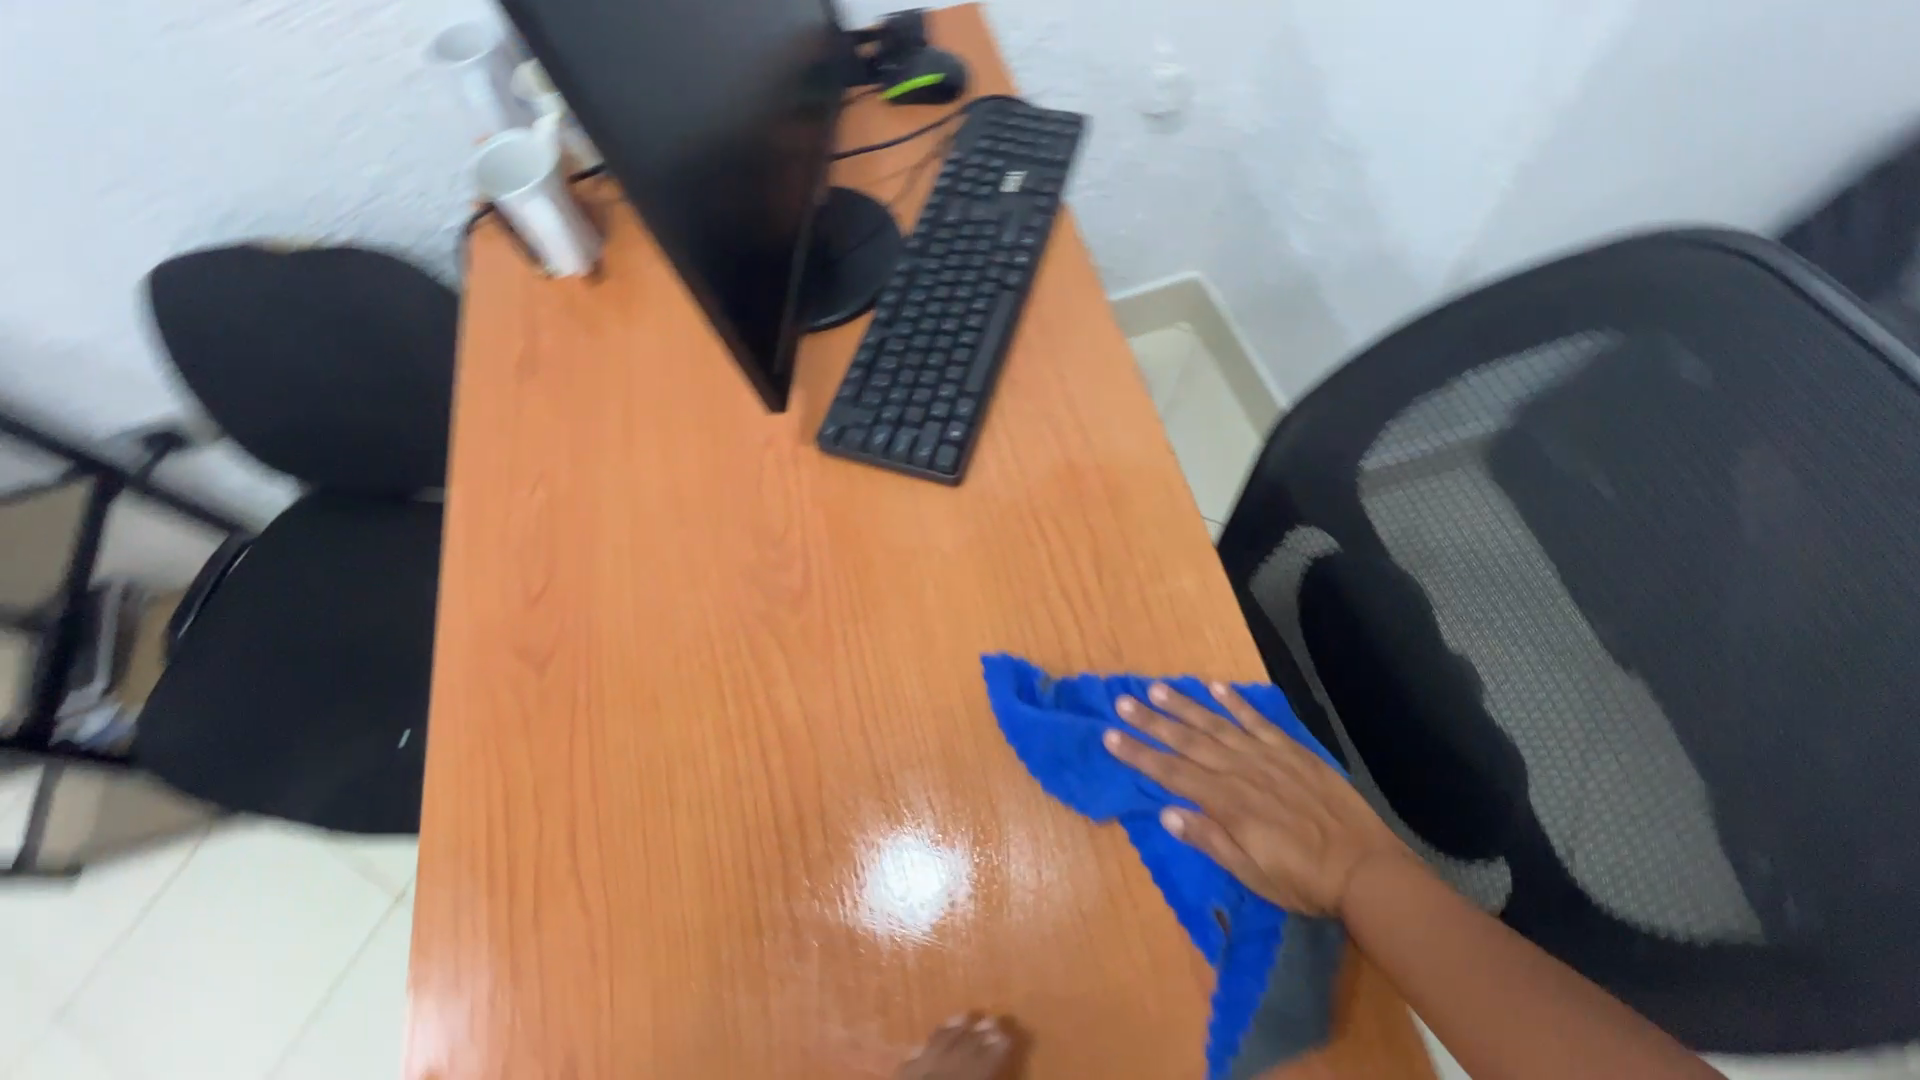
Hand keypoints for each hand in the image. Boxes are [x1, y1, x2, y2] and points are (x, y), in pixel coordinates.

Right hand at [1104, 682, 1414, 916]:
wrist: (1366, 870)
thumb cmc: (1302, 881)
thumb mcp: (1251, 873)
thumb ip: (1210, 839)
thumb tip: (1167, 812)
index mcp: (1227, 804)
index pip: (1172, 773)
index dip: (1139, 754)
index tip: (1110, 736)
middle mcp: (1242, 772)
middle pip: (1188, 741)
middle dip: (1152, 722)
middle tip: (1122, 701)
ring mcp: (1268, 757)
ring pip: (1218, 725)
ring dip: (1185, 706)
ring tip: (1156, 688)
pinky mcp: (1293, 752)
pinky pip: (1259, 721)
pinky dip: (1237, 702)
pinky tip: (1216, 687)